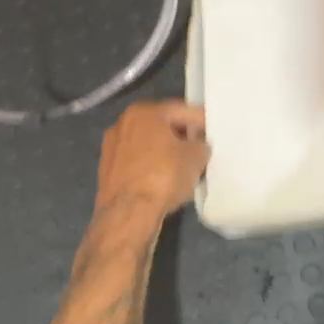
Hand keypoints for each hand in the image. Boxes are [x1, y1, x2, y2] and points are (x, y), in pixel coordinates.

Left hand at [95, 100, 209, 218]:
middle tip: (202, 150)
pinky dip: (152, 167)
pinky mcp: (108, 170)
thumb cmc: (164, 176)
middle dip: (183, 136)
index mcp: (144, 111)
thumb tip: (198, 147)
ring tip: (185, 167)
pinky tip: (165, 180)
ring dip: (166, 152)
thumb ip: (201, 144)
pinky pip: (138, 162)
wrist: (128, 213)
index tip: (216, 134)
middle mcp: (123, 122)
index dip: (203, 122)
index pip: (183, 110)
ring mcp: (112, 147)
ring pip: (148, 144)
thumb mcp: (197, 157)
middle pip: (162, 125)